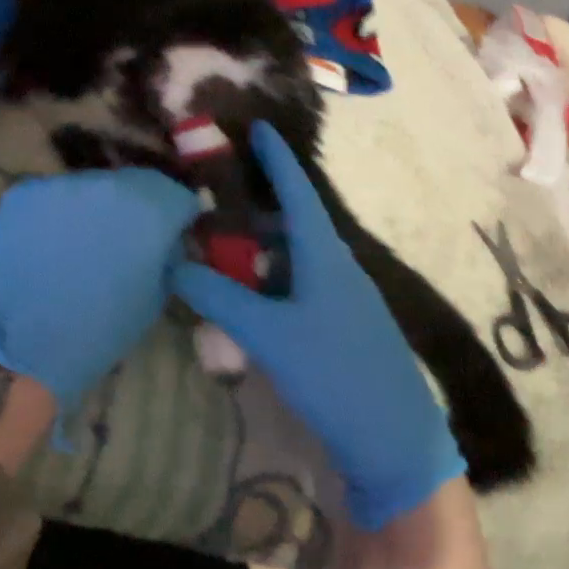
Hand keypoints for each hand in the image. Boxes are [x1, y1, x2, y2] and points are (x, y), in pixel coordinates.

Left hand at [0, 168, 198, 409]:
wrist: (25, 346)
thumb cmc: (101, 330)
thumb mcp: (155, 295)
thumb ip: (167, 254)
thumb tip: (167, 237)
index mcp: (148, 209)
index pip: (175, 193)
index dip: (177, 214)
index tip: (172, 230)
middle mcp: (105, 183)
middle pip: (132, 184)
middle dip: (135, 207)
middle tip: (126, 237)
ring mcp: (59, 184)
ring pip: (89, 187)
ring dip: (94, 208)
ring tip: (82, 243)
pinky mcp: (23, 192)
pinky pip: (52, 195)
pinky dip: (57, 214)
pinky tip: (50, 244)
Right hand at [170, 123, 466, 529]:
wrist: (396, 441)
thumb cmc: (334, 373)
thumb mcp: (267, 334)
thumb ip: (218, 297)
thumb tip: (172, 266)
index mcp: (324, 254)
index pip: (297, 191)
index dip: (276, 158)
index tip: (257, 127)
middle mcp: (336, 267)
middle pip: (292, 223)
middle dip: (254, 208)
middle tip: (212, 201)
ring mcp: (342, 299)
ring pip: (293, 258)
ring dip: (257, 251)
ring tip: (217, 253)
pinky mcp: (340, 328)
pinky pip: (297, 287)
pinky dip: (267, 282)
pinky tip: (244, 303)